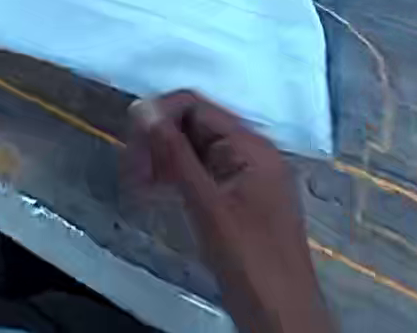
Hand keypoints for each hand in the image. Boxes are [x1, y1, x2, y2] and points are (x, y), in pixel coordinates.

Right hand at [131, 91, 335, 332]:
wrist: (285, 325)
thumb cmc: (250, 261)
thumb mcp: (206, 203)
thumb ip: (173, 151)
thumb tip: (140, 106)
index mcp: (252, 148)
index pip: (194, 106)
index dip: (159, 115)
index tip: (131, 138)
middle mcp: (251, 154)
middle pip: (190, 124)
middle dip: (157, 140)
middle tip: (131, 167)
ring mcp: (245, 176)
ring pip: (190, 147)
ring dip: (160, 158)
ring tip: (137, 182)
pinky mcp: (236, 196)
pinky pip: (197, 169)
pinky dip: (172, 174)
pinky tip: (153, 190)